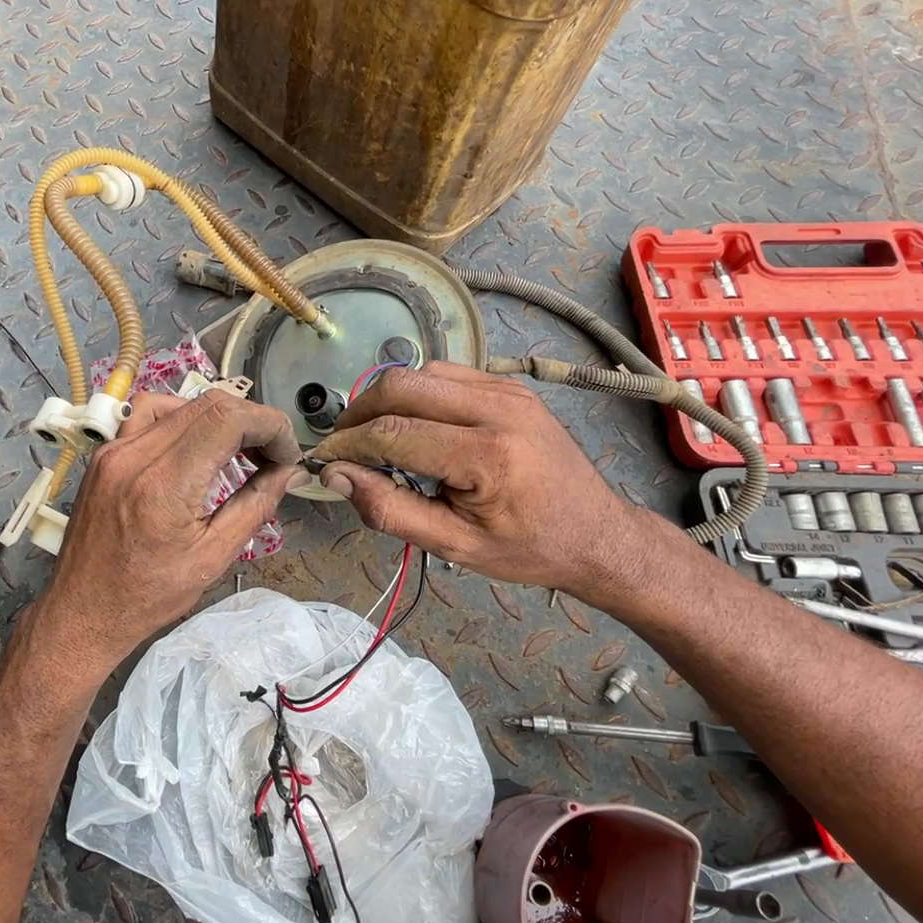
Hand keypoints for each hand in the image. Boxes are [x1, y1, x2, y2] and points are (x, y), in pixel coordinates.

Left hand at [36, 390, 305, 674]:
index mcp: (164, 485)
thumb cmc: (148, 595)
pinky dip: (183, 419)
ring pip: (181, 404)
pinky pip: (149, 415)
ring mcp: (114, 450)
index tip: (286, 455)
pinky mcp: (104, 454)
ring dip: (219, 419)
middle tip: (271, 457)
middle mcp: (135, 455)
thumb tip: (288, 471)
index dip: (270, 426)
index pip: (227, 419)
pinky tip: (196, 447)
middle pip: (209, 404)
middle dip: (252, 422)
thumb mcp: (213, 557)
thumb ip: (254, 506)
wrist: (82, 609)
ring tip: (238, 452)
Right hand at [308, 362, 650, 594]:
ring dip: (385, 400)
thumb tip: (335, 477)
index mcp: (488, 457)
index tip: (324, 461)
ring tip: (373, 438)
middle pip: (401, 386)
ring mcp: (508, 391)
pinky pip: (445, 375)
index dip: (348, 445)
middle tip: (343, 446)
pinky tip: (411, 425)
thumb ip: (389, 509)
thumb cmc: (528, 548)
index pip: (393, 433)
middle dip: (358, 413)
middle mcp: (498, 410)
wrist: (598, 534)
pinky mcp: (510, 386)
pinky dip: (415, 394)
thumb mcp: (454, 545)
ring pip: (420, 373)